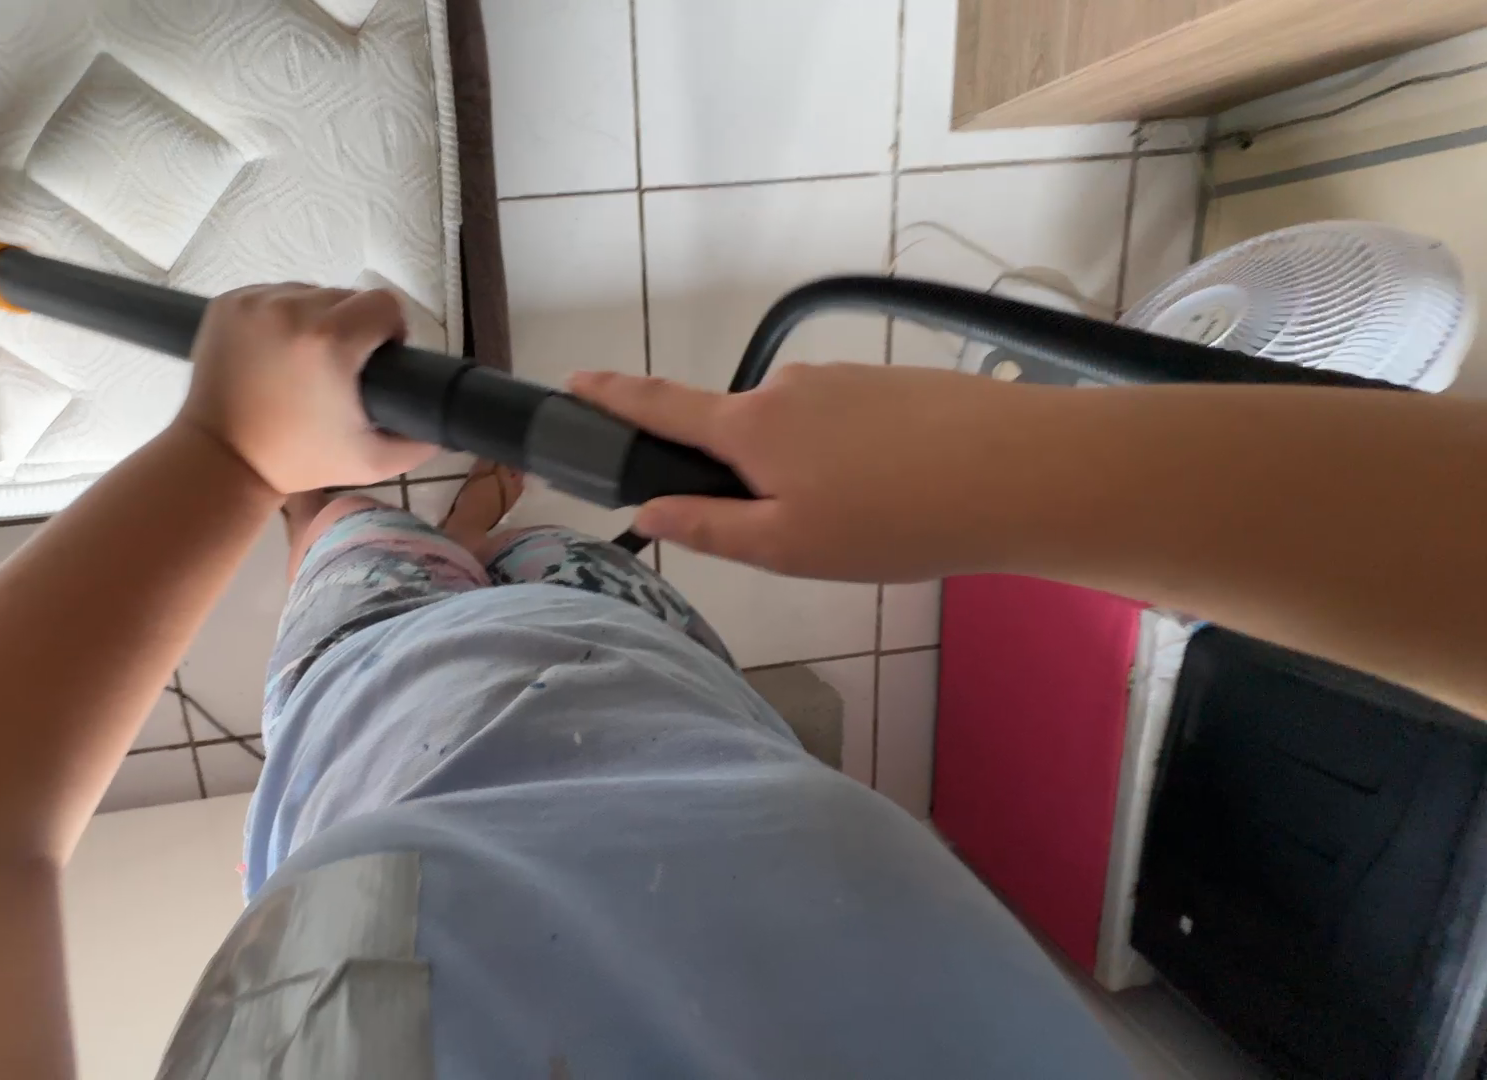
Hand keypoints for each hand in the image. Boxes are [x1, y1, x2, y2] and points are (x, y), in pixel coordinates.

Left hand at [175, 285, 434, 492]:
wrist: (222, 459)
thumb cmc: (301, 460)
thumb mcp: (372, 462)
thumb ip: (420, 443)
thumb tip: (447, 427)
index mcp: (331, 341)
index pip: (386, 303)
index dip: (392, 329)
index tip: (381, 358)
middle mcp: (292, 309)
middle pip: (349, 296)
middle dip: (355, 326)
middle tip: (343, 368)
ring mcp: (256, 302)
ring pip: (311, 293)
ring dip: (319, 318)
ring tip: (308, 360)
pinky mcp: (229, 303)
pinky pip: (275, 295)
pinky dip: (284, 316)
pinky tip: (280, 351)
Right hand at [569, 363, 1055, 582]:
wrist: (1024, 474)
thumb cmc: (888, 521)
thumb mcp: (783, 545)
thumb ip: (706, 527)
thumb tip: (645, 512)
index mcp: (749, 428)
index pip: (659, 406)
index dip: (611, 396)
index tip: (574, 381)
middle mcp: (785, 389)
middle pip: (732, 431)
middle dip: (738, 475)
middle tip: (790, 530)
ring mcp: (839, 379)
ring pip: (789, 433)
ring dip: (797, 472)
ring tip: (854, 519)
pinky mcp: (885, 383)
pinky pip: (835, 425)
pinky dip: (840, 459)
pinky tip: (887, 493)